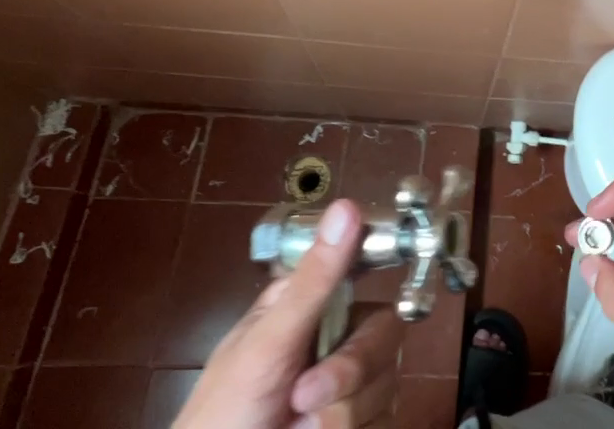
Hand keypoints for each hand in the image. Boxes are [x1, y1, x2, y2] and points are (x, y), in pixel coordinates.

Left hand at [175, 200, 406, 428]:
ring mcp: (351, 381)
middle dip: (352, 370)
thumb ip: (315, 280)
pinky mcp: (363, 418)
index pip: (363, 267)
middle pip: (384, 331)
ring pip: (387, 379)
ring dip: (343, 413)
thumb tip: (347, 206)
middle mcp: (336, 334)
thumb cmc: (226, 412)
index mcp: (309, 301)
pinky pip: (385, 414)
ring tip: (299, 427)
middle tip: (305, 398)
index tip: (376, 295)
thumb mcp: (268, 344)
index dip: (379, 278)